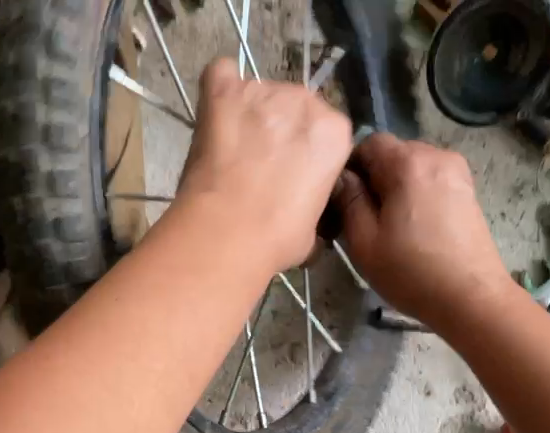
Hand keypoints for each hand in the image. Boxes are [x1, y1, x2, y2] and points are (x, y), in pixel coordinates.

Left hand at [173, 60, 353, 274]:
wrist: (227, 234)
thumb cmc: (276, 240)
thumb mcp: (313, 229)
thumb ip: (313, 202)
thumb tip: (304, 212)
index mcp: (335, 132)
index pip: (325, 130)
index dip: (305, 152)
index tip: (291, 176)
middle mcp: (306, 99)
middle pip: (295, 108)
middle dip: (280, 132)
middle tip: (259, 168)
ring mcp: (264, 90)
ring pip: (260, 95)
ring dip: (250, 117)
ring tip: (232, 154)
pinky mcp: (224, 90)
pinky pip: (221, 75)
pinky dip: (219, 92)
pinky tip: (214, 118)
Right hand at [332, 134, 514, 328]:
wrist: (470, 296)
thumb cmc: (411, 273)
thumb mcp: (365, 243)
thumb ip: (349, 202)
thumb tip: (342, 178)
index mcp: (407, 162)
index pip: (369, 142)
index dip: (352, 167)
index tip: (345, 201)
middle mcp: (436, 155)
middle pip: (394, 153)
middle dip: (375, 179)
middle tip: (365, 220)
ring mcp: (457, 171)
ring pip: (413, 168)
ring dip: (397, 190)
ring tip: (392, 228)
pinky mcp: (468, 190)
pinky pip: (431, 181)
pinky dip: (417, 196)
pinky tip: (415, 229)